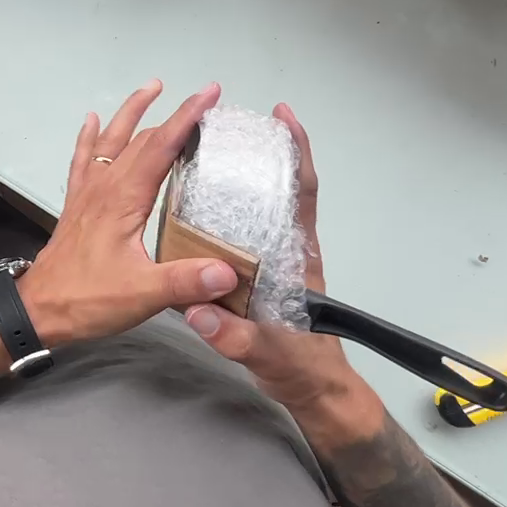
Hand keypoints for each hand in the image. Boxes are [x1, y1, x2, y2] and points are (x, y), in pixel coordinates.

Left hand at [16, 81, 239, 345]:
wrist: (39, 308)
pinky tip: (92, 121)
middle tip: (201, 97)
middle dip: (172, 114)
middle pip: (141, 139)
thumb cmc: (89, 299)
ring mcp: (88, 194)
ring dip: (131, 113)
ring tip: (151, 88)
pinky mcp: (77, 205)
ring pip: (111, 142)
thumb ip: (186, 281)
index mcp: (124, 199)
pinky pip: (83, 161)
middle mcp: (105, 187)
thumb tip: (230, 271)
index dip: (187, 117)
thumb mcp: (143, 294)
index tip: (210, 93)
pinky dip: (89, 138)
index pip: (161, 147)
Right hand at [181, 105, 369, 421]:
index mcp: (295, 254)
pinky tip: (194, 199)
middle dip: (259, 150)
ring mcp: (271, 257)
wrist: (312, 389)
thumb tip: (198, 309)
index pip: (300, 192)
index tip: (283, 117)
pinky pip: (239, 227)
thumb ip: (235, 335)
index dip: (296, 152)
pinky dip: (222, 205)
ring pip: (257, 204)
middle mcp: (284, 246)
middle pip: (278, 186)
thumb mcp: (265, 353)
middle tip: (223, 124)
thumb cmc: (298, 366)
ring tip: (203, 149)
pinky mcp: (256, 271)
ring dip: (239, 173)